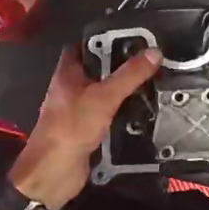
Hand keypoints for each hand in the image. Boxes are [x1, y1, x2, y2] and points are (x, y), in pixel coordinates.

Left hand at [9, 47, 159, 208]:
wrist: (53, 174)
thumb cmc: (71, 128)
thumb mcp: (104, 97)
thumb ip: (129, 75)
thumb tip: (155, 52)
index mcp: (68, 73)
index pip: (85, 45)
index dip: (106, 38)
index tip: (133, 35)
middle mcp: (71, 88)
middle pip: (98, 69)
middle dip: (121, 64)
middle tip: (150, 58)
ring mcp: (79, 110)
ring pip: (105, 92)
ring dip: (124, 88)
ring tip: (153, 79)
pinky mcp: (88, 129)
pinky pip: (109, 113)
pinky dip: (124, 110)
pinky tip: (144, 108)